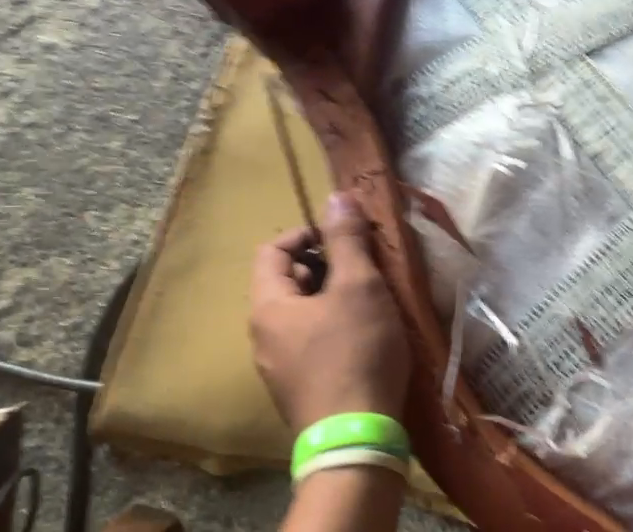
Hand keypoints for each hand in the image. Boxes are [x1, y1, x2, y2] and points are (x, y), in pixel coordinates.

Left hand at [250, 192, 410, 434]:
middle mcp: (261, 335)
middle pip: (286, 280)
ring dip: (332, 295)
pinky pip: (309, 340)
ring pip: (301, 311)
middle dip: (325, 263)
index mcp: (267, 306)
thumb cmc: (356, 350)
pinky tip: (365, 333)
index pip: (273, 249)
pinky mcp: (297, 387)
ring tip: (370, 298)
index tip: (347, 236)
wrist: (357, 436)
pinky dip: (332, 324)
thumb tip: (337, 195)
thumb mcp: (359, 285)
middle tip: (364, 266)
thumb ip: (347, 238)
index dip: (308, 232)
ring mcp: (277, 366)